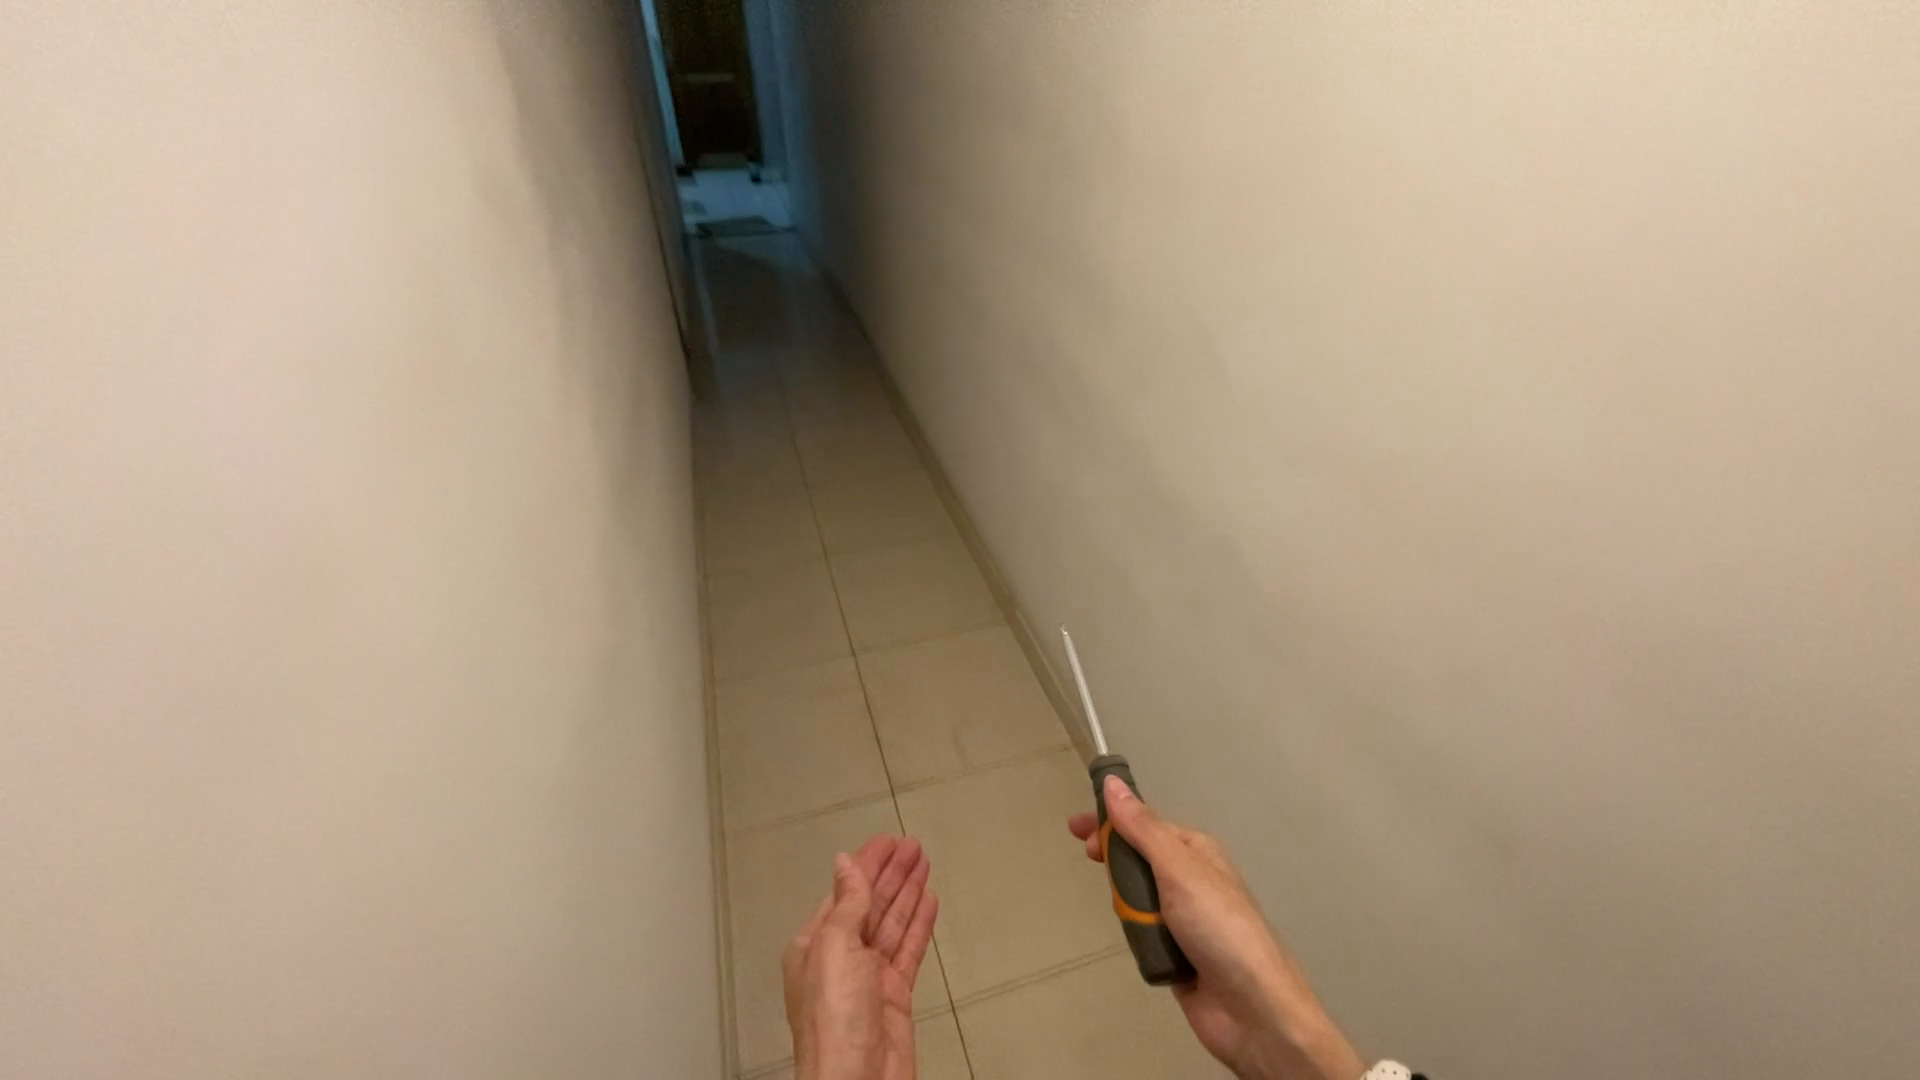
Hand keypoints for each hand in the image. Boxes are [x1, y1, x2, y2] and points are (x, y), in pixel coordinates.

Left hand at [782, 836, 939, 1079]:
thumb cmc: (836, 1016)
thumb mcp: (835, 949)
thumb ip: (847, 903)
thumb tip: (844, 862)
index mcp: (815, 944)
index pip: (845, 892)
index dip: (868, 864)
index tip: (888, 840)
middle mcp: (841, 957)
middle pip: (871, 904)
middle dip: (892, 873)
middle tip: (914, 845)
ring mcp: (869, 977)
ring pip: (892, 923)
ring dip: (908, 892)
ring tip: (925, 862)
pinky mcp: (895, 996)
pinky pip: (908, 950)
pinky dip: (919, 924)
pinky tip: (930, 901)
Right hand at [1069, 777, 1364, 1079]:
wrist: (1254, 1011)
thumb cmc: (1219, 928)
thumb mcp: (1178, 868)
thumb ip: (1142, 827)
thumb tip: (1113, 783)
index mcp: (1196, 851)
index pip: (1145, 824)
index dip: (1111, 821)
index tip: (1077, 827)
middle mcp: (1190, 879)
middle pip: (1139, 857)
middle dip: (1114, 858)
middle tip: (1090, 860)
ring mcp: (1183, 917)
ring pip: (1137, 894)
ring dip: (1126, 899)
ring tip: (1127, 914)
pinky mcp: (1175, 951)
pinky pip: (1142, 930)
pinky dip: (1133, 931)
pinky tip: (1134, 938)